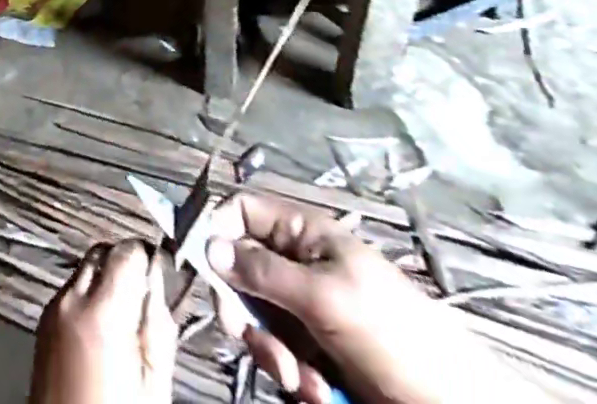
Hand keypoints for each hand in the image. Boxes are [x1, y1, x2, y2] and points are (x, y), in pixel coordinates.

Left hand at [30, 239, 177, 403]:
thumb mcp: (155, 382)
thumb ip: (159, 325)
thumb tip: (159, 283)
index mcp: (102, 312)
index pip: (128, 250)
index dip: (148, 257)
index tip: (162, 272)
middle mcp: (70, 300)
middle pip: (102, 252)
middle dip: (126, 263)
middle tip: (147, 296)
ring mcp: (52, 311)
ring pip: (85, 269)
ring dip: (107, 280)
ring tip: (127, 319)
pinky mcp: (42, 324)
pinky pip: (71, 292)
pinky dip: (89, 297)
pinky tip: (104, 331)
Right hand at [205, 193, 533, 403]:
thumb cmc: (392, 335)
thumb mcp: (324, 297)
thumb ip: (262, 271)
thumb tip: (208, 245)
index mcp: (304, 234)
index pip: (242, 211)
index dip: (218, 231)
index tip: (204, 266)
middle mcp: (298, 265)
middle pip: (238, 271)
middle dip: (245, 312)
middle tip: (255, 339)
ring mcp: (305, 309)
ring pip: (255, 319)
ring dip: (272, 354)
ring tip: (305, 381)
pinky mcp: (312, 350)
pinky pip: (278, 354)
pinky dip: (293, 377)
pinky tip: (320, 393)